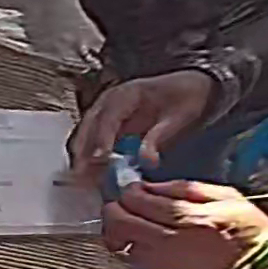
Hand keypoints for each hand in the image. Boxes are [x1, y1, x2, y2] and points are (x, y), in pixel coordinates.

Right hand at [68, 70, 212, 181]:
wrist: (186, 90)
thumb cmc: (184, 98)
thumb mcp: (179, 116)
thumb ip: (160, 137)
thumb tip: (147, 161)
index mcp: (124, 95)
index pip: (106, 119)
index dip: (101, 140)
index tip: (101, 159)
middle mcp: (105, 104)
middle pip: (85, 131)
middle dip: (84, 154)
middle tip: (86, 175)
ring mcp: (99, 116)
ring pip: (81, 140)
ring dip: (82, 160)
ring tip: (86, 179)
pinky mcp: (100, 129)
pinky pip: (88, 146)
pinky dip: (88, 161)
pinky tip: (91, 175)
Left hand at [102, 181, 267, 268]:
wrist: (254, 266)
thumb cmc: (243, 226)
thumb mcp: (224, 196)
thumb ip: (183, 188)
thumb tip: (148, 186)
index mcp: (188, 217)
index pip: (141, 201)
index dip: (130, 191)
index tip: (133, 187)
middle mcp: (168, 239)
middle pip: (121, 221)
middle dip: (114, 208)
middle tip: (120, 202)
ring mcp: (157, 257)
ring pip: (116, 239)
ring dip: (112, 226)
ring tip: (123, 218)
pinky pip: (123, 253)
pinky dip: (120, 242)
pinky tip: (130, 235)